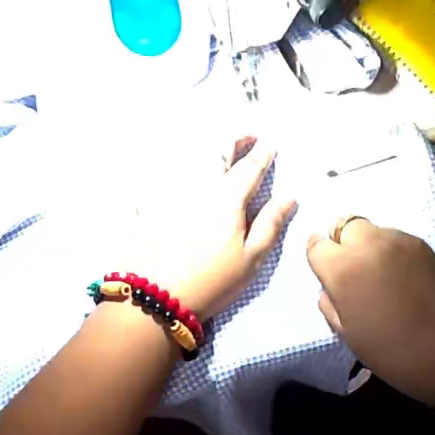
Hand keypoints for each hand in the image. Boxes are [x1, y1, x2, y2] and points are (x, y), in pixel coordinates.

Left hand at [124, 136, 296, 317]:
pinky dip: (168, 165)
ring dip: (205, 147)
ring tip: (215, 148)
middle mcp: (197, 186)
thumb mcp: (251, 259)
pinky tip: (175, 165)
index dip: (261, 154)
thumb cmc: (212, 282)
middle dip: (233, 140)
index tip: (269, 144)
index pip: (249, 167)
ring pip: (187, 157)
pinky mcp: (145, 204)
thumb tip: (289, 197)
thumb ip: (271, 224)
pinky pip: (157, 173)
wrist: (154, 299)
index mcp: (227, 197)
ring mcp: (168, 192)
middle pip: (216, 152)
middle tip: (245, 136)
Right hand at [305, 217, 434, 404]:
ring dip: (368, 247)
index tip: (328, 277)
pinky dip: (391, 252)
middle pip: (345, 226)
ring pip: (373, 230)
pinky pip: (396, 240)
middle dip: (342, 243)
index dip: (320, 261)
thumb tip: (329, 290)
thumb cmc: (397, 354)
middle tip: (352, 273)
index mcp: (343, 268)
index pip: (316, 246)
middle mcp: (369, 244)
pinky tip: (402, 279)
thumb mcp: (352, 338)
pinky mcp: (426, 246)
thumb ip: (333, 308)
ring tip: (379, 277)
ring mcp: (400, 241)